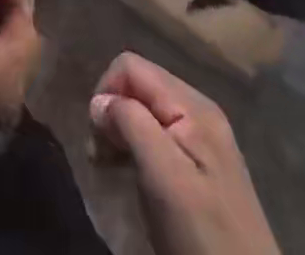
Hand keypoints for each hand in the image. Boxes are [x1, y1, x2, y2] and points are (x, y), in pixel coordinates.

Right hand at [89, 52, 279, 254]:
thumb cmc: (205, 237)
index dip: (106, 93)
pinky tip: (129, 175)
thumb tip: (98, 101)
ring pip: (140, 110)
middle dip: (110, 114)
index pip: (130, 66)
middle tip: (102, 158)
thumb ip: (131, 125)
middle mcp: (197, 112)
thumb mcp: (165, 178)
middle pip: (136, 85)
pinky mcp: (195, 163)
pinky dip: (132, 148)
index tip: (100, 138)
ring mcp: (199, 137)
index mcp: (193, 107)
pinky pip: (152, 134)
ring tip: (110, 168)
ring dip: (118, 132)